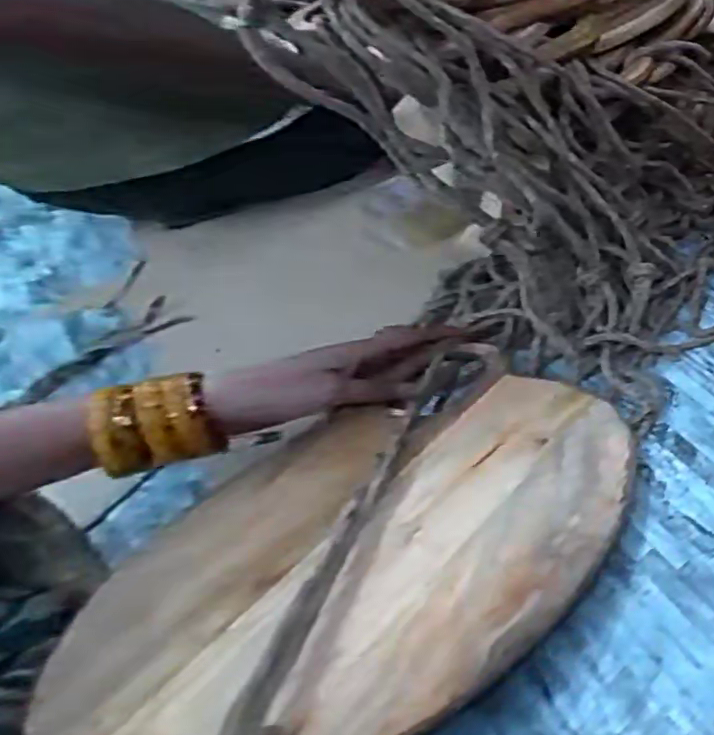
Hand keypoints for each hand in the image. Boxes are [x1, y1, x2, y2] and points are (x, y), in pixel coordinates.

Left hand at [200, 325, 467, 433]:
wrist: (222, 404)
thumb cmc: (279, 392)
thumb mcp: (331, 392)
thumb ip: (376, 390)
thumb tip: (419, 388)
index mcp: (357, 351)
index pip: (408, 338)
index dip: (439, 334)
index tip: (470, 330)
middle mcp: (354, 356)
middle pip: (402, 346)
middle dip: (434, 344)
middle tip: (465, 346)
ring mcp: (342, 371)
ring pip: (390, 362)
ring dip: (417, 362)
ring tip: (444, 366)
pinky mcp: (331, 387)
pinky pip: (376, 379)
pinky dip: (396, 380)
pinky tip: (403, 391)